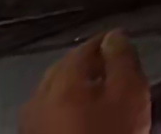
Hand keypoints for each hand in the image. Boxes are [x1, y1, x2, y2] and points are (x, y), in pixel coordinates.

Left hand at [20, 30, 150, 133]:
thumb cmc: (112, 132)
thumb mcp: (130, 90)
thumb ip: (122, 58)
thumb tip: (113, 37)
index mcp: (63, 84)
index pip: (83, 49)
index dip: (104, 40)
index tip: (121, 37)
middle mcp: (38, 102)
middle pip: (60, 69)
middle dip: (84, 60)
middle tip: (109, 59)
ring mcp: (30, 127)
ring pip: (49, 91)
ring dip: (72, 81)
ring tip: (97, 83)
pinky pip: (46, 111)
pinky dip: (63, 102)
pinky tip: (80, 109)